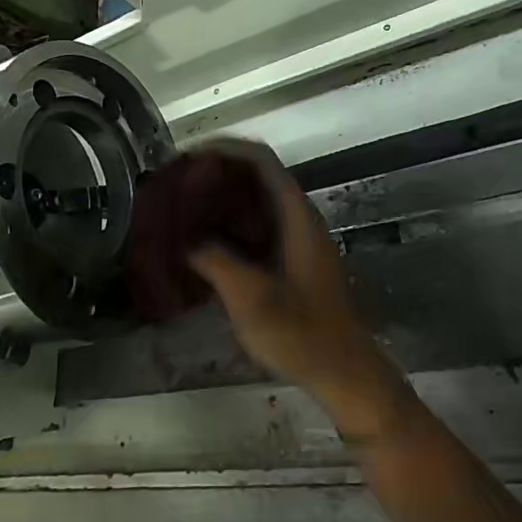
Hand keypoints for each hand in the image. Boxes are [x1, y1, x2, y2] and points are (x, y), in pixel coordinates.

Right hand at [187, 139, 409, 435]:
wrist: (343, 371)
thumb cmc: (301, 334)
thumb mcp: (252, 299)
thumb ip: (216, 262)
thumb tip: (186, 239)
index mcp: (296, 214)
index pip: (260, 159)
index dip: (224, 149)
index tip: (187, 157)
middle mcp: (298, 215)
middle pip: (256, 173)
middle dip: (217, 169)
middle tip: (178, 181)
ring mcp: (296, 235)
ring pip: (256, 197)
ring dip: (222, 194)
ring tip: (183, 204)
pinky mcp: (291, 254)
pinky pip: (257, 221)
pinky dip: (229, 218)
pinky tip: (203, 237)